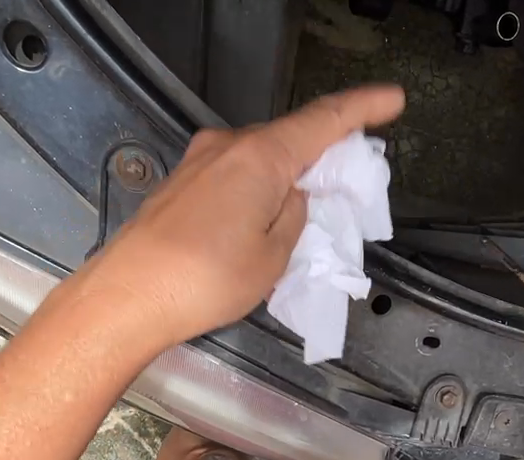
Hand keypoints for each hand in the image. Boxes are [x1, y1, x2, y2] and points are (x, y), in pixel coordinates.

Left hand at [63, 84, 404, 353]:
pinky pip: (236, 175)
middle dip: (324, 156)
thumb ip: (295, 218)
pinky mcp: (184, 184)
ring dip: (289, 179)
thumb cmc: (204, 279)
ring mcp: (200, 162)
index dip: (363, 108)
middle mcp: (227, 147)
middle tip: (349, 185)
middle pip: (290, 139)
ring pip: (261, 159)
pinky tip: (262, 223)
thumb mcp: (273, 257)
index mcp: (260, 158)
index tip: (391, 99)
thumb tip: (295, 197)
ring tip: (304, 219)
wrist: (132, 296)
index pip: (323, 121)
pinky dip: (260, 190)